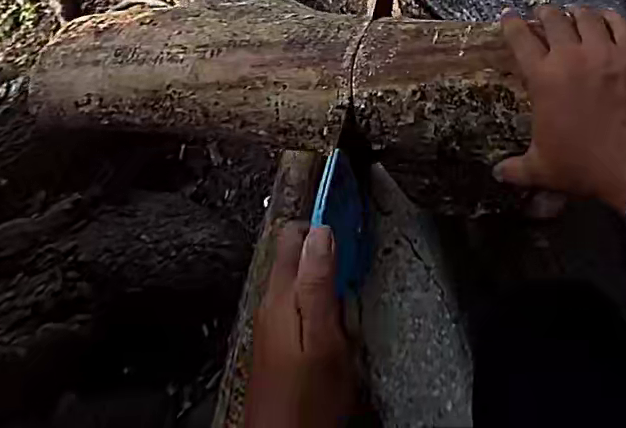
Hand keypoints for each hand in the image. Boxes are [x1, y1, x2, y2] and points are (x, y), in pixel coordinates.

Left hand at [244, 223, 355, 427]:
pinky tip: (338, 321)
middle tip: (353, 266)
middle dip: (327, 251)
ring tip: (349, 298)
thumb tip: (321, 231)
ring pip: (301, 277)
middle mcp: (272, 303)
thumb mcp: (323, 337)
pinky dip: (321, 298)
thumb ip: (319, 281)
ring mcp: (273, 322)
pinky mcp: (279, 340)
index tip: (346, 221)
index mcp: (282, 295)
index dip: (322, 220)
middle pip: (298, 253)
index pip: (294, 234)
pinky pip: (301, 301)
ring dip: (327, 277)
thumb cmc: (306, 403)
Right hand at [495, 5, 625, 212]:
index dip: (512, 23)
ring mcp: (603, 51)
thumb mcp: (543, 169)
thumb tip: (497, 173)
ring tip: (574, 13)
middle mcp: (569, 55)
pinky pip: (619, 24)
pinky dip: (610, 17)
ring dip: (576, 13)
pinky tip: (606, 18)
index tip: (509, 15)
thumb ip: (517, 168)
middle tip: (543, 14)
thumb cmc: (585, 164)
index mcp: (542, 77)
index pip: (520, 38)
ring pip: (585, 16)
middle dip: (545, 13)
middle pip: (553, 19)